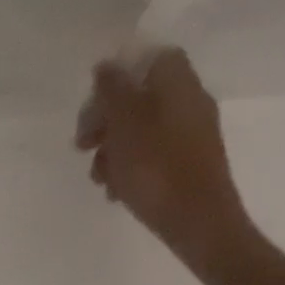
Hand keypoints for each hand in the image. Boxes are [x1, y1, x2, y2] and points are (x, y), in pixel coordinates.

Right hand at [75, 49, 251, 264]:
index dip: (118, 74)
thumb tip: (107, 67)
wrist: (202, 227)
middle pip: (141, 96)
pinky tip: (116, 192)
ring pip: (144, 129)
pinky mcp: (192, 167)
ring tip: (98, 177)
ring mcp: (194, 137)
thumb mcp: (124, 122)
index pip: (149, 57)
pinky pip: (156, 156)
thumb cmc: (157, 168)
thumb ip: (112, 89)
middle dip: (107, 118)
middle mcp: (191, 102)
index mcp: (179, 82)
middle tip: (82, 143)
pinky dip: (133, 168)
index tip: (94, 99)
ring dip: (115, 148)